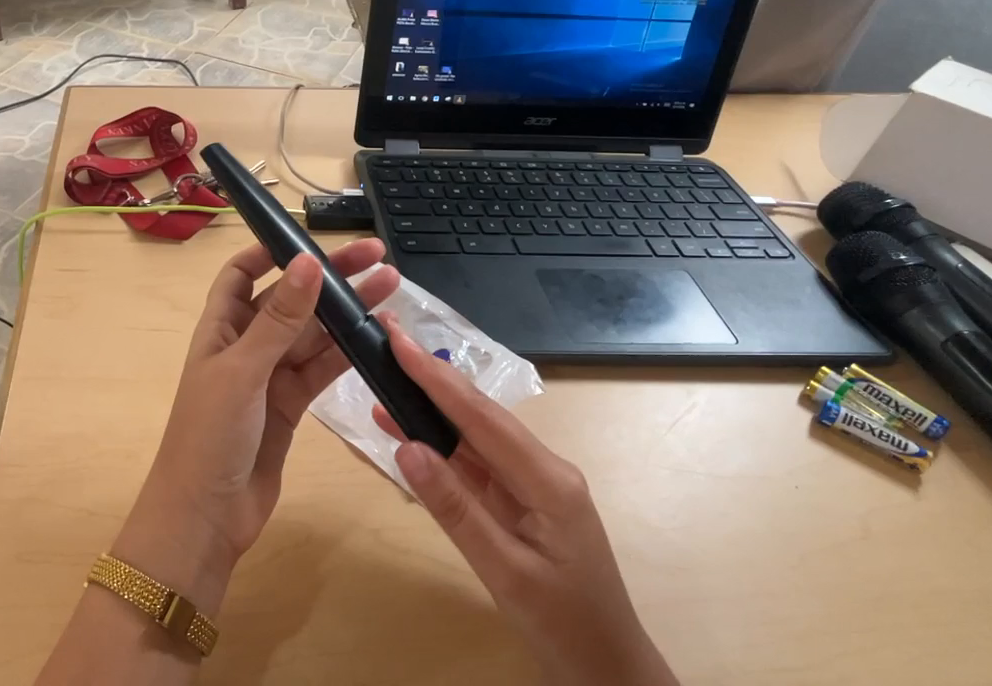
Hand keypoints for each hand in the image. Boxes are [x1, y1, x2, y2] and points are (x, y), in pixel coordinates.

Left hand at [112, 239, 399, 614]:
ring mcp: (270, 376)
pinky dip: (346, 352)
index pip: (242, 273)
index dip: (270, 251)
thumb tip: (310, 261)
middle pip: (290, 299)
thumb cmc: (210, 436)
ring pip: (312, 334)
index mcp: (220, 327)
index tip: (311, 236)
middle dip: (329, 278)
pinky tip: (378, 336)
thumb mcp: (243, 371)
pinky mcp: (290, 405)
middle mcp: (245, 344)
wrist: (206, 517)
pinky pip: (321, 369)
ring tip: (391, 288)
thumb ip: (279, 319)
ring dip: (347, 313)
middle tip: (377, 256)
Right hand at [372, 325, 677, 685]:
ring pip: (473, 437)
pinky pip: (474, 465)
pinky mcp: (519, 500)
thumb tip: (406, 448)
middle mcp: (542, 468)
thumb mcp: (505, 572)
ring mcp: (531, 484)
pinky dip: (439, 446)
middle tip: (388, 339)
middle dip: (431, 377)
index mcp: (549, 480)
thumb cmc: (564, 624)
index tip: (399, 342)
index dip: (437, 378)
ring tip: (383, 379)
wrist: (607, 670)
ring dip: (430, 409)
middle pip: (478, 415)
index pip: (483, 417)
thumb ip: (455, 509)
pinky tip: (406, 431)